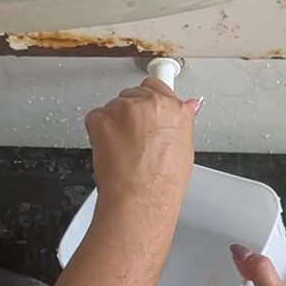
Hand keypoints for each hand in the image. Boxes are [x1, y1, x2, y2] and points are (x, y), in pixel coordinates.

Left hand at [84, 78, 197, 219]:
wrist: (141, 198)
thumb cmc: (164, 183)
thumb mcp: (184, 149)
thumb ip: (182, 121)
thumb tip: (189, 107)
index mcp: (175, 109)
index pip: (157, 87)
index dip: (150, 102)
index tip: (146, 111)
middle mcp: (151, 103)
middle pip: (134, 94)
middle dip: (131, 112)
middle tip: (134, 137)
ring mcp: (125, 108)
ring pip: (114, 105)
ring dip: (115, 121)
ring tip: (123, 149)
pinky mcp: (102, 117)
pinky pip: (96, 117)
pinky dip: (98, 131)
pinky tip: (110, 149)